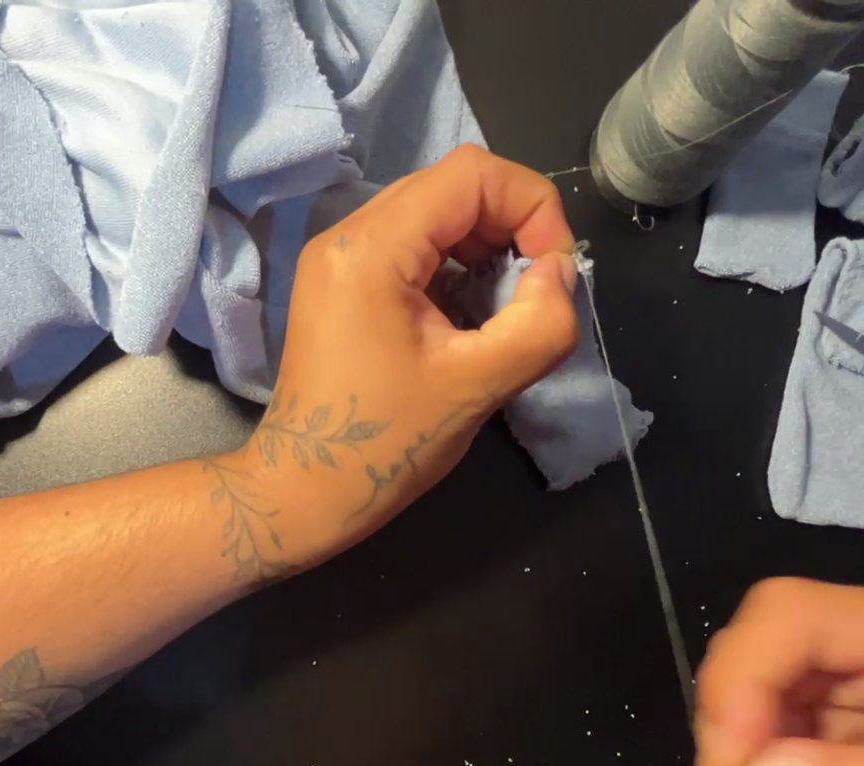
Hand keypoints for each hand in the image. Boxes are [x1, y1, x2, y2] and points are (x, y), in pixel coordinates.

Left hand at [219, 145, 579, 570]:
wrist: (304, 492)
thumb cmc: (384, 445)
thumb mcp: (476, 386)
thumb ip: (540, 324)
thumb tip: (560, 275)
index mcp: (371, 248)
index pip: (472, 174)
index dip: (533, 208)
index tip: (554, 274)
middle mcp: (347, 238)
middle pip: (452, 190)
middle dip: (511, 232)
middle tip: (533, 296)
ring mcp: (338, 264)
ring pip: (433, 221)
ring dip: (484, 255)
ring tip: (502, 314)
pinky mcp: (341, 291)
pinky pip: (411, 254)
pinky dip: (453, 274)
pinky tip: (466, 323)